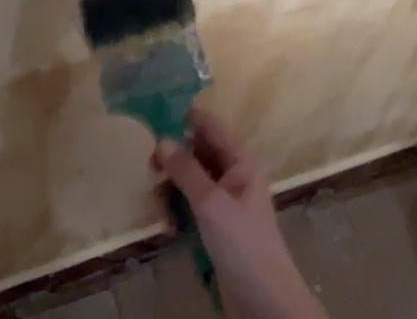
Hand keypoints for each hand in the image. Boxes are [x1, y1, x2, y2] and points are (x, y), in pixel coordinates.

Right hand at [152, 108, 324, 318]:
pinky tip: (168, 228)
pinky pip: (188, 206)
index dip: (185, 117)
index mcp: (239, 162)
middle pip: (195, 152)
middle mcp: (231, 176)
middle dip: (172, 159)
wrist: (265, 302)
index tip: (153, 116)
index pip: (210, 126)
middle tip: (151, 170)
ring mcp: (223, 202)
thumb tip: (162, 139)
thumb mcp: (211, 203)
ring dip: (170, 190)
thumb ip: (186, 170)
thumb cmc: (243, 244)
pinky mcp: (214, 226)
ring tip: (160, 211)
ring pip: (188, 180)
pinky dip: (175, 211)